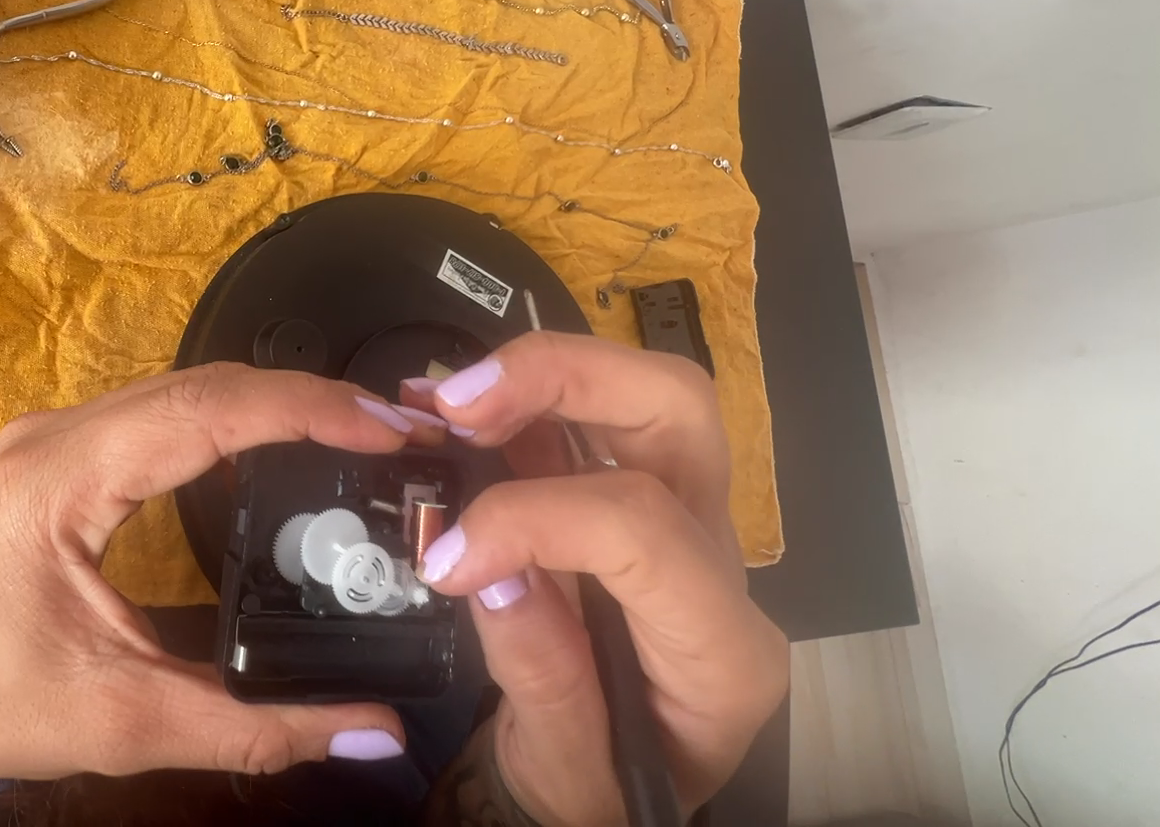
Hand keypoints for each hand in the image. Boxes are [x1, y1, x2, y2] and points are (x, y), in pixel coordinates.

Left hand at [0, 364, 446, 786]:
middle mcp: (58, 433)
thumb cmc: (5, 703)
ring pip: (193, 385)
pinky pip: (174, 405)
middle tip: (395, 429)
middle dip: (309, 399)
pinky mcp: (75, 438)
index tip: (384, 427)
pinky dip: (243, 412)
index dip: (302, 410)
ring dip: (280, 399)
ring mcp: (62, 427)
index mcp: (60, 482)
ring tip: (361, 428)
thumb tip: (380, 732)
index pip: (201, 414)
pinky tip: (291, 434)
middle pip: (204, 385)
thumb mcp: (133, 727)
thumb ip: (262, 730)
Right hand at [404, 334, 787, 825]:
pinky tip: (440, 404)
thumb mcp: (567, 772)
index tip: (445, 556)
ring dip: (531, 374)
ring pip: (632, 388)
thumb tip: (490, 568)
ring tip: (440, 399)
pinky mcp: (613, 492)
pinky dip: (504, 395)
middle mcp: (712, 557)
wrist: (597, 778)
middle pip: (673, 410)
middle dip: (562, 379)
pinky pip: (572, 415)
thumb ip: (540, 678)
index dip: (533, 520)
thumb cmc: (593, 786)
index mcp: (719, 645)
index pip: (643, 532)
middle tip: (460, 402)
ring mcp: (668, 511)